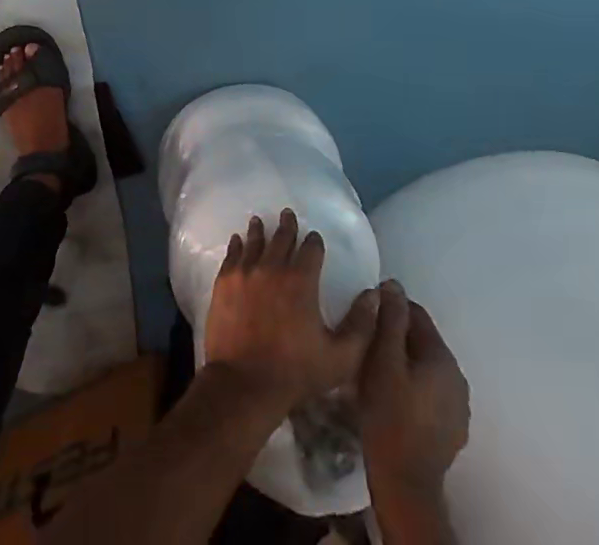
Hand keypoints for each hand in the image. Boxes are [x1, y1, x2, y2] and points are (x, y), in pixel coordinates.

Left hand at [202, 209, 377, 407]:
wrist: (243, 384)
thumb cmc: (296, 372)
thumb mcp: (341, 356)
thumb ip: (361, 324)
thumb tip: (374, 295)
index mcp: (301, 281)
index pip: (311, 249)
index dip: (314, 241)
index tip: (315, 237)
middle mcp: (272, 268)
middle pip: (281, 238)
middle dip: (287, 226)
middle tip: (287, 213)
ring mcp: (244, 274)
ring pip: (254, 243)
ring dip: (259, 230)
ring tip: (259, 220)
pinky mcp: (223, 285)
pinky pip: (231, 256)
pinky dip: (236, 246)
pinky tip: (237, 240)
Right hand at [360, 280, 470, 492]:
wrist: (405, 482)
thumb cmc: (389, 417)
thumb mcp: (382, 363)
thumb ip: (389, 322)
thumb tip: (393, 285)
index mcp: (442, 356)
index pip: (416, 314)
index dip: (390, 308)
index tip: (366, 315)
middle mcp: (457, 375)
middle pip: (423, 341)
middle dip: (396, 336)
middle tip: (366, 344)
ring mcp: (459, 403)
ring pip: (426, 367)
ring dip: (405, 362)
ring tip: (376, 371)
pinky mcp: (453, 426)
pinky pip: (431, 391)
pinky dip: (413, 386)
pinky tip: (394, 398)